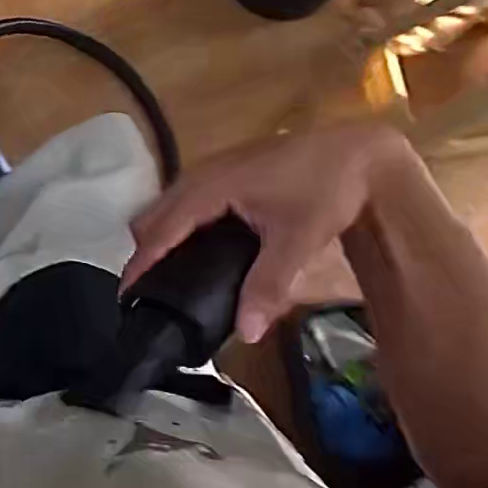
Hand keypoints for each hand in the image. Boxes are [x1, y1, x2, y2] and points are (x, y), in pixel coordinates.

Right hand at [122, 125, 418, 342]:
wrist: (360, 155)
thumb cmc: (327, 191)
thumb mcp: (297, 241)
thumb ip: (268, 286)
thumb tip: (246, 333)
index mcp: (211, 187)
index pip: (161, 230)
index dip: (141, 264)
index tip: (127, 296)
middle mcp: (204, 173)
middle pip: (153, 214)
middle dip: (144, 251)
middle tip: (151, 291)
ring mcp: (215, 168)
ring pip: (168, 204)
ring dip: (160, 236)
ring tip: (168, 275)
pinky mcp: (228, 171)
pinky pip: (186, 199)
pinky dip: (178, 224)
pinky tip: (198, 248)